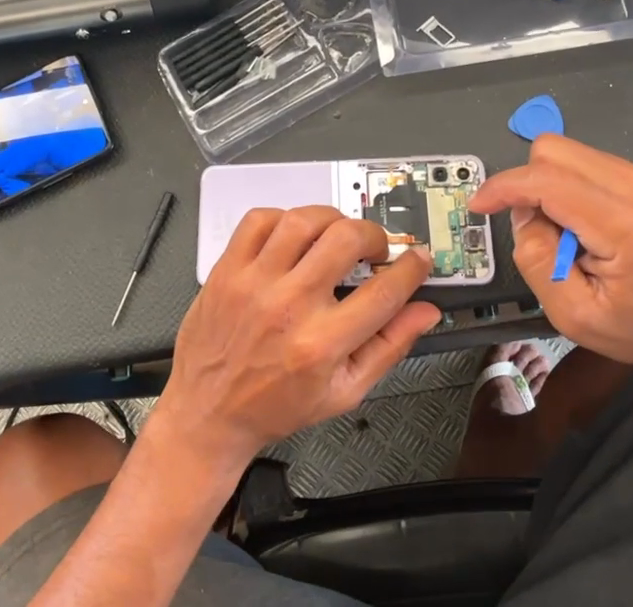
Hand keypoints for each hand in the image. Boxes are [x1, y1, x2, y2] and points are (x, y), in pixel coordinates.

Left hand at [153, 207, 442, 469]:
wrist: (208, 414)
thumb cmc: (274, 406)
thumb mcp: (344, 392)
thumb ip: (389, 347)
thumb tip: (425, 312)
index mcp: (322, 344)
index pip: (385, 291)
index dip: (411, 268)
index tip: (417, 259)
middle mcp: (289, 307)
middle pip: (346, 240)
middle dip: (374, 235)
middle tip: (375, 248)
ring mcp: (254, 283)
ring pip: (303, 220)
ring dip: (331, 219)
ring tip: (337, 235)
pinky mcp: (227, 270)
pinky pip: (258, 220)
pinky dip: (283, 218)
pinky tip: (293, 236)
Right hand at [467, 136, 632, 407]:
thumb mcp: (572, 314)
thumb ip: (536, 260)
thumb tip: (522, 215)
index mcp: (625, 225)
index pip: (548, 180)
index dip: (504, 187)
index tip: (478, 206)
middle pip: (552, 151)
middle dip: (527, 185)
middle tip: (536, 232)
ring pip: (565, 153)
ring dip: (546, 188)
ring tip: (563, 237)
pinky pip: (582, 164)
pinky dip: (564, 188)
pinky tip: (579, 227)